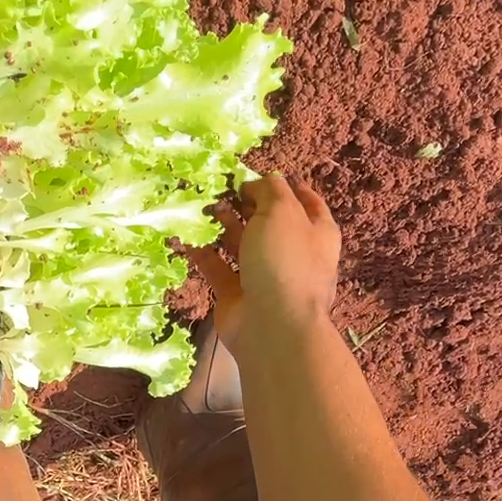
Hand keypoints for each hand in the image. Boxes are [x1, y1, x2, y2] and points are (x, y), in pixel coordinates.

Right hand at [185, 175, 341, 355]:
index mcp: (315, 232)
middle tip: (221, 189)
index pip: (305, 202)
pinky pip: (218, 267)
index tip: (258, 175)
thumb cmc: (285, 260)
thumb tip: (258, 182)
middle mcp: (291, 253)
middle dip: (246, 204)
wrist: (272, 324)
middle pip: (268, 222)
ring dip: (223, 225)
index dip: (284, 186)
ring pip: (241, 244)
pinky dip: (203, 253)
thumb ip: (269, 190)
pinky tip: (185, 237)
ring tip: (202, 207)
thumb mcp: (282, 211)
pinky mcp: (236, 293)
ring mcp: (263, 275)